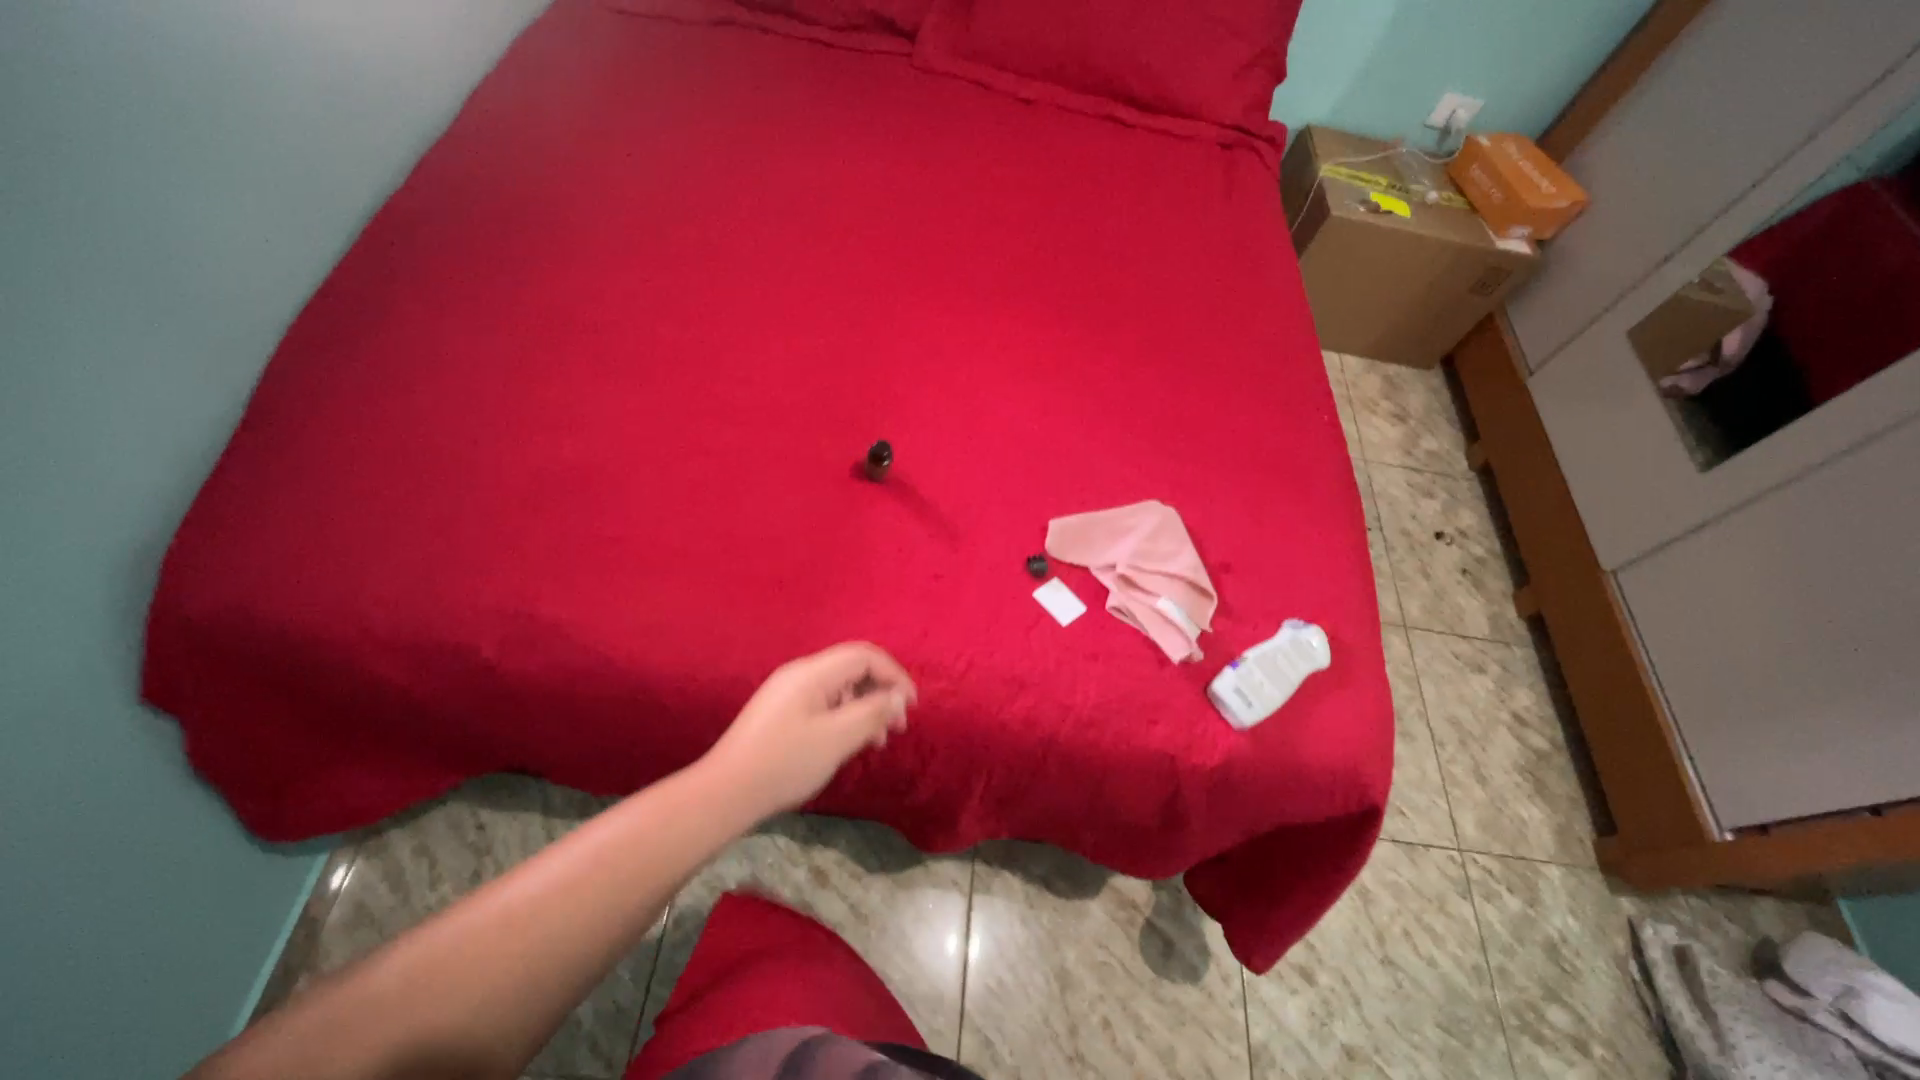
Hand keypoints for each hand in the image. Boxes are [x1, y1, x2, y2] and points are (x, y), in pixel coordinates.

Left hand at [701, 642, 917, 817]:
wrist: (727, 792)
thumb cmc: (785, 762)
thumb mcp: (837, 738)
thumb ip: (873, 712)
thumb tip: (898, 696)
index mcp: (812, 673)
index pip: (864, 656)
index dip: (894, 675)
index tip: (911, 706)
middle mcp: (799, 675)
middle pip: (852, 670)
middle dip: (881, 693)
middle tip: (897, 727)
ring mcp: (787, 694)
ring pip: (839, 689)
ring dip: (864, 709)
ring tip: (877, 742)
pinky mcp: (781, 714)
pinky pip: (823, 704)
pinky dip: (845, 719)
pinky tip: (849, 745)